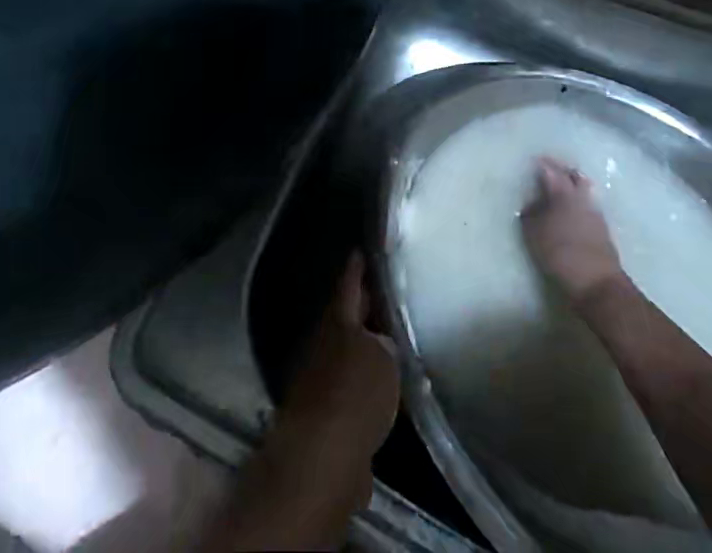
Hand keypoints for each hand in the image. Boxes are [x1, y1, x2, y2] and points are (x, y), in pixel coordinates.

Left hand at [278, 250, 400, 468]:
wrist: (322, 462)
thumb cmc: (354, 396)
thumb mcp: (382, 356)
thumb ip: (384, 341)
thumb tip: (381, 339)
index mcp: (335, 324)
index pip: (348, 286)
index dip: (357, 268)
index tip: (363, 249)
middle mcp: (322, 347)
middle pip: (344, 319)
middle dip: (362, 307)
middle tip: (388, 292)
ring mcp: (319, 383)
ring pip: (347, 352)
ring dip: (365, 345)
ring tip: (393, 337)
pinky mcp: (325, 417)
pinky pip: (350, 385)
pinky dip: (365, 380)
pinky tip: (385, 384)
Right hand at [521, 155, 625, 304]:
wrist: (596, 281)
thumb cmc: (560, 254)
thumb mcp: (534, 234)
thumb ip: (530, 215)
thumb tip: (530, 204)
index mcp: (563, 194)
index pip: (552, 171)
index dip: (543, 165)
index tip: (534, 160)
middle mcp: (581, 197)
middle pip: (574, 175)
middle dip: (562, 169)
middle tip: (550, 168)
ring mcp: (595, 211)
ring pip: (584, 188)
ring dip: (573, 183)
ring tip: (560, 187)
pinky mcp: (602, 226)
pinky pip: (589, 203)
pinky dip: (579, 199)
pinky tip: (571, 208)